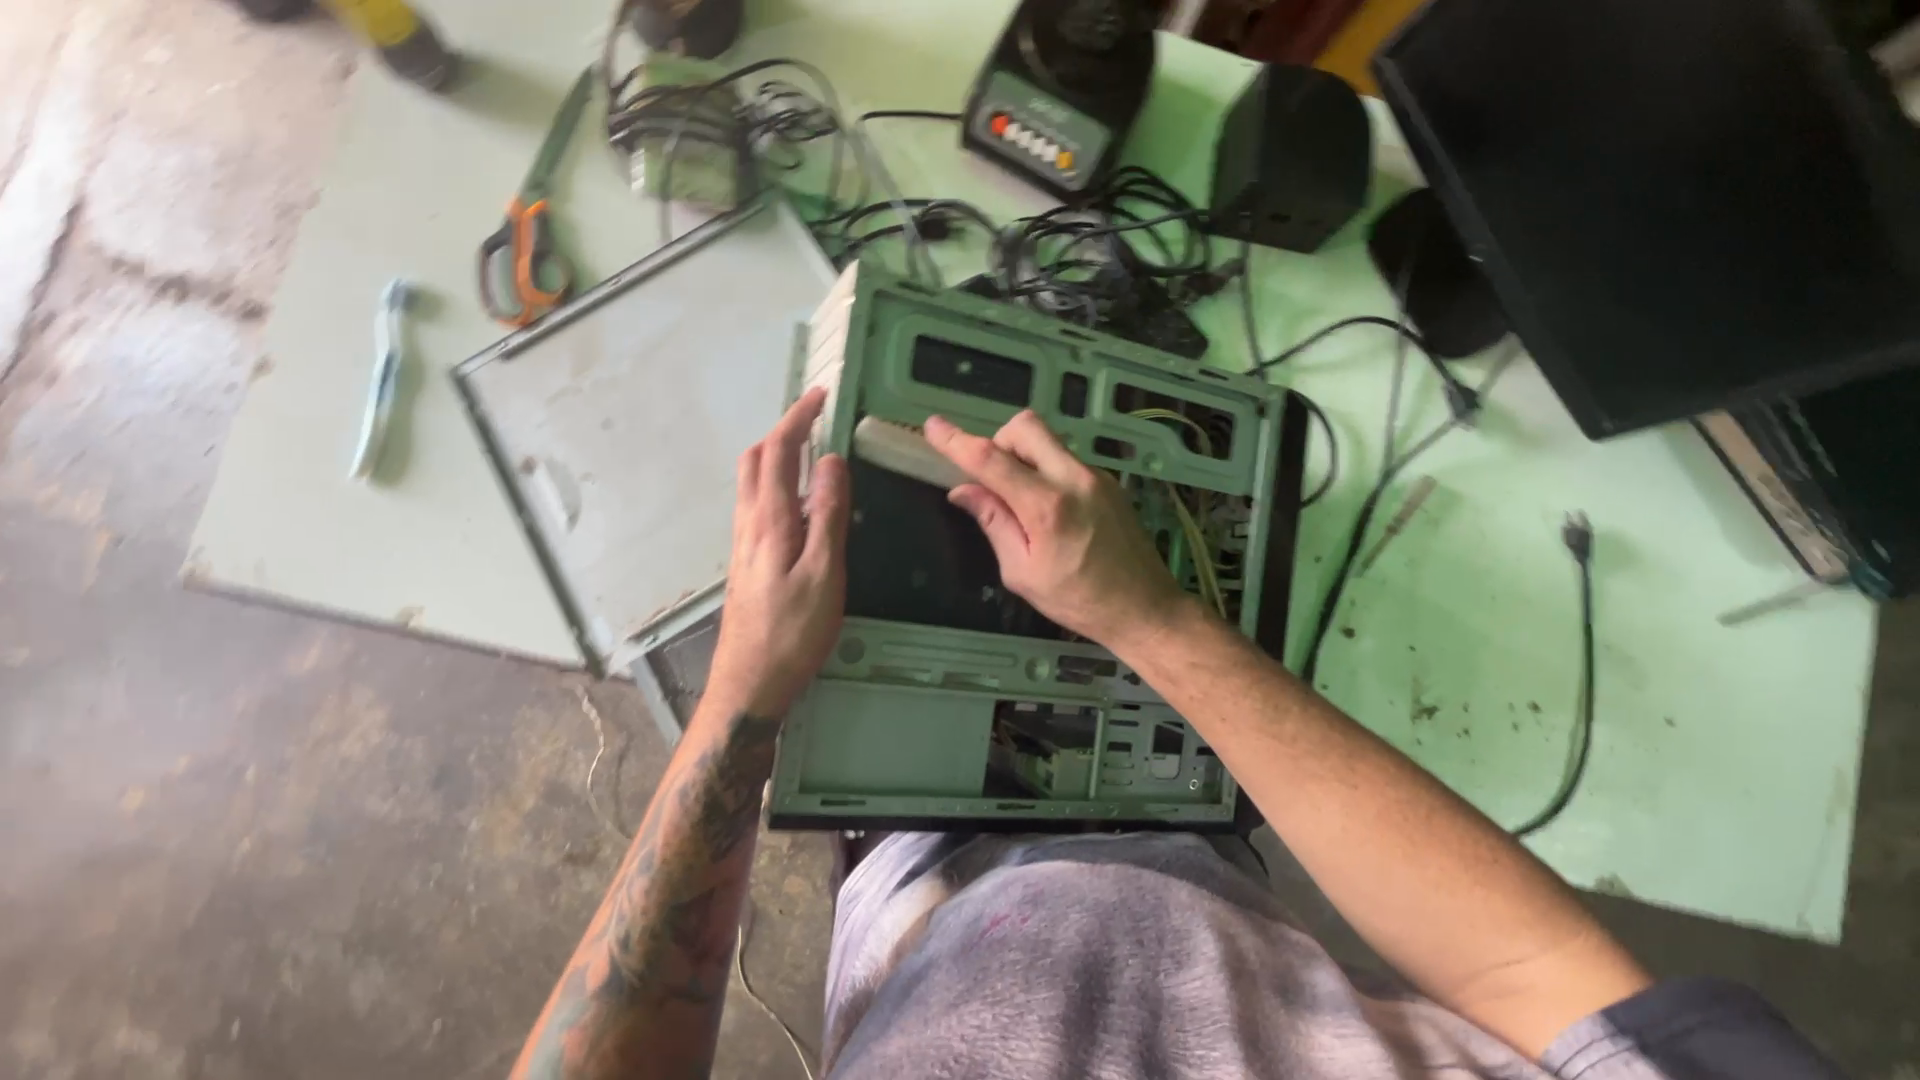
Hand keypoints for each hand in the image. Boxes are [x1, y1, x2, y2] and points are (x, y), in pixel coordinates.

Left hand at [704, 389, 850, 718]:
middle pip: (755, 461)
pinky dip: (776, 485)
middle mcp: (749, 524)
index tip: (821, 396)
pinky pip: (757, 506)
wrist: (749, 682)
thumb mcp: (823, 574)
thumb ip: (827, 516)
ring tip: (809, 452)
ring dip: (776, 456)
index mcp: (769, 520)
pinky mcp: (747, 562)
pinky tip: (799, 504)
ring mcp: (744, 544)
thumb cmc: (792, 632)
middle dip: (781, 431)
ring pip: (752, 483)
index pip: (778, 452)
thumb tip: (831, 461)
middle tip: (814, 420)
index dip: (797, 418)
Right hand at [925, 410, 1195, 647]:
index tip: (933, 426)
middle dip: (999, 441)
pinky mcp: (1110, 482)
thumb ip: (994, 524)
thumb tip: (963, 491)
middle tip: (994, 480)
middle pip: (1026, 426)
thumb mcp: (1023, 574)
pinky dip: (1046, 471)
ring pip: (1048, 440)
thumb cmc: (1078, 601)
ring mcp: (1096, 476)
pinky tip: (1052, 513)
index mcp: (1047, 507)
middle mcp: (1074, 479)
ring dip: (1024, 457)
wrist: (1144, 608)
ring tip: (1024, 503)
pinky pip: (1066, 459)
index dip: (957, 441)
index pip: (991, 460)